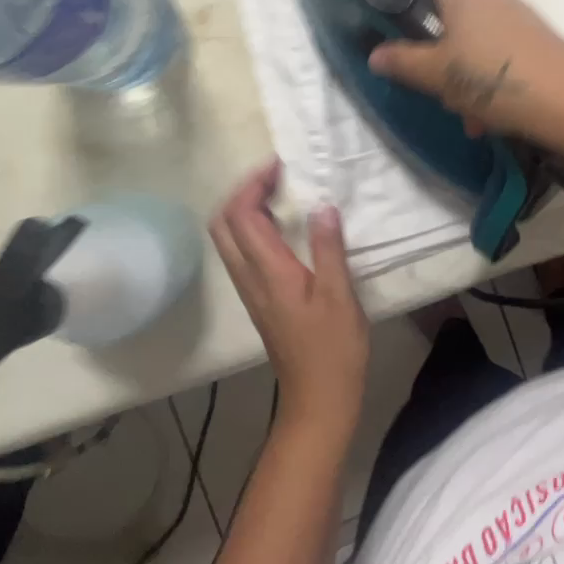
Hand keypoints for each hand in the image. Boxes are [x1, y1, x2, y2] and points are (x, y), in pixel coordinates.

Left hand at [210, 160, 367, 431]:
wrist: (319, 397)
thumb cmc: (334, 348)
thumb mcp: (340, 295)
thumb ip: (329, 249)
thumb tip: (322, 206)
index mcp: (269, 272)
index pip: (243, 216)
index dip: (254, 184)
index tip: (281, 166)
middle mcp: (250, 278)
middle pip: (223, 225)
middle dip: (241, 192)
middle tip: (276, 176)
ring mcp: (252, 291)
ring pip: (229, 240)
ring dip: (246, 209)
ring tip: (281, 193)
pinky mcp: (261, 300)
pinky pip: (243, 253)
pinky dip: (254, 229)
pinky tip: (285, 227)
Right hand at [368, 0, 563, 142]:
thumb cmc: (494, 80)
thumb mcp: (438, 76)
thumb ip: (403, 62)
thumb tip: (376, 54)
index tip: (401, 24)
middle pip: (454, 14)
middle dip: (441, 53)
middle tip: (436, 87)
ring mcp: (522, 19)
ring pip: (479, 43)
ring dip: (467, 78)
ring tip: (470, 117)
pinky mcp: (541, 43)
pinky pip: (504, 57)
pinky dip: (493, 84)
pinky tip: (494, 119)